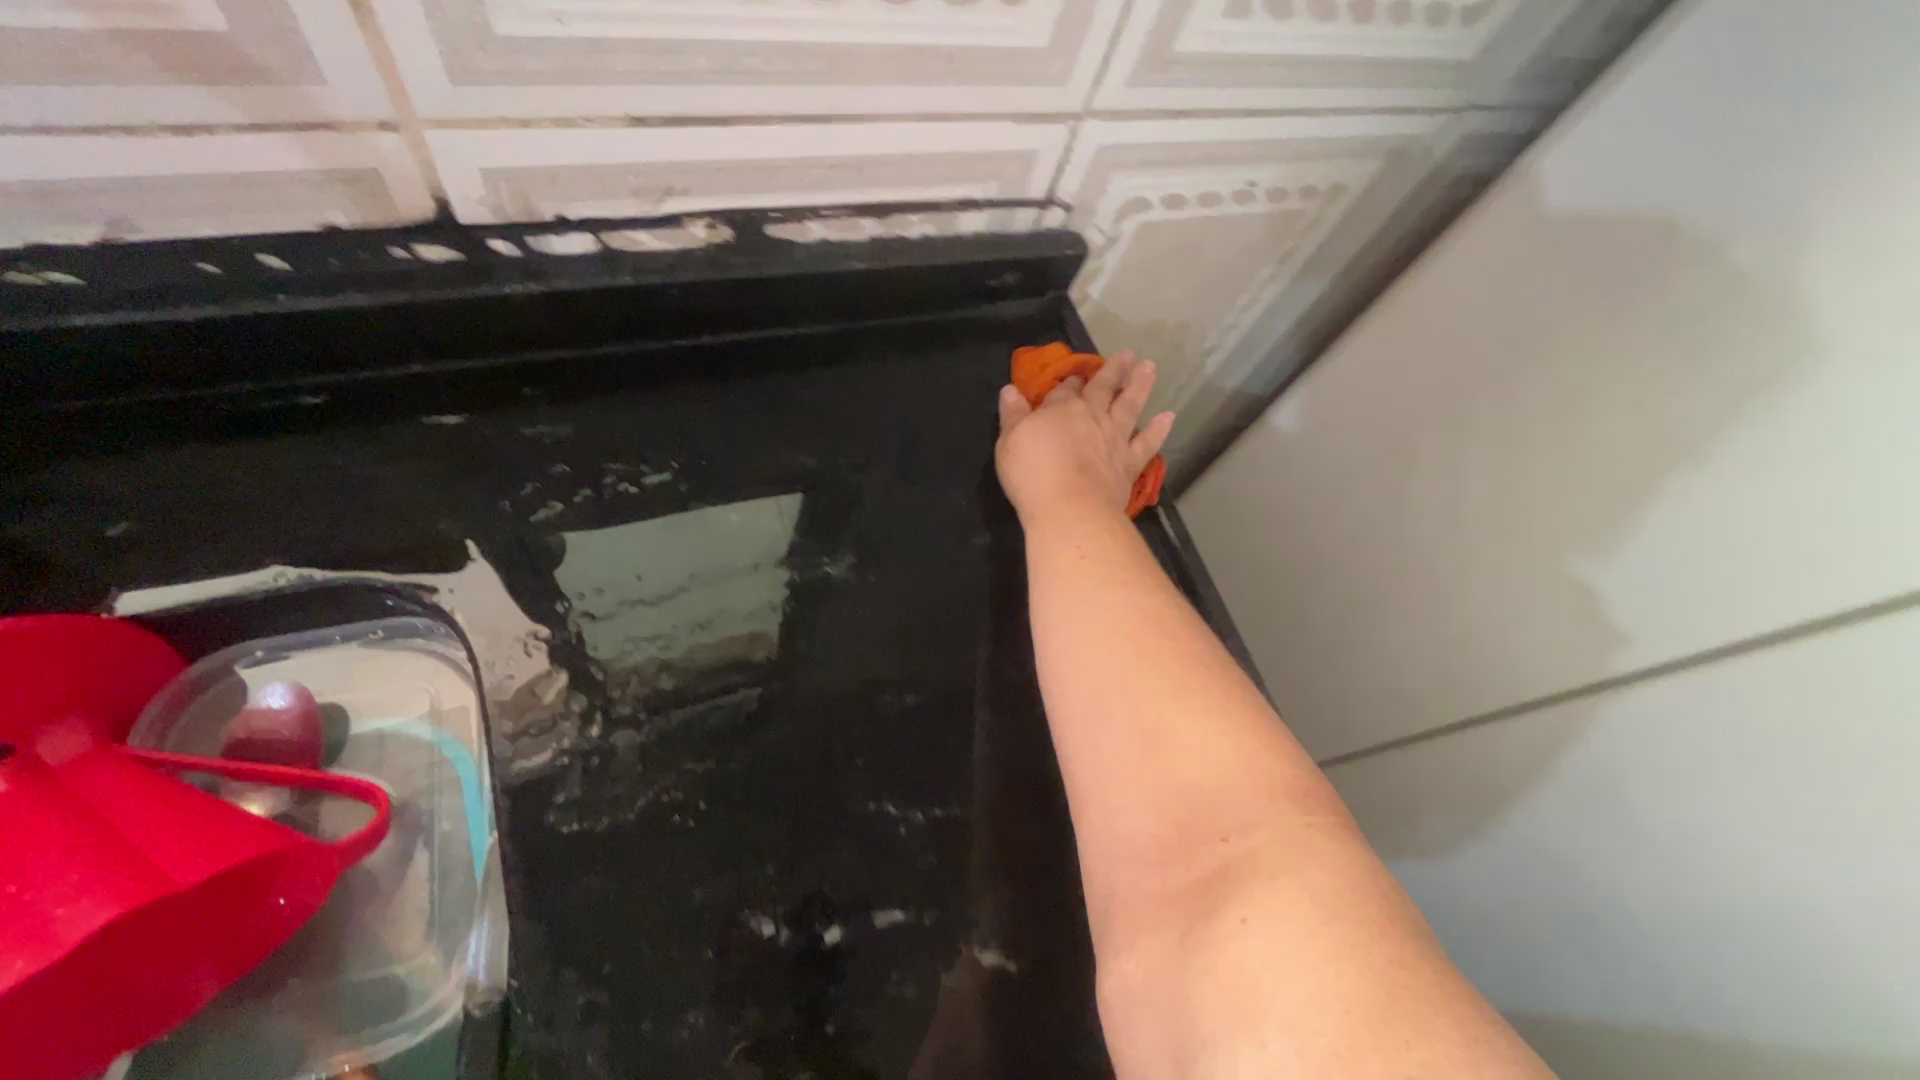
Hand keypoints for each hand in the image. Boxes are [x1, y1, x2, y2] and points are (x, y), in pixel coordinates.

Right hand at [996, 349, 1174, 526]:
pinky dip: (1159, 429)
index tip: (1076, 374)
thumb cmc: (1032, 475)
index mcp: (1060, 409)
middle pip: (1102, 388)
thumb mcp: (1009, 442)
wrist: (1070, 509)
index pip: (1065, 389)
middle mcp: (1091, 417)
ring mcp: (1114, 439)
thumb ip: (1012, 416)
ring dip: (1139, 386)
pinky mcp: (1129, 463)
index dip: (1070, 380)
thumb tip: (1010, 390)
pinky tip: (1168, 417)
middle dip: (1112, 370)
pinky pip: (1148, 443)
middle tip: (1126, 354)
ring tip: (1149, 368)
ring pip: (1130, 406)